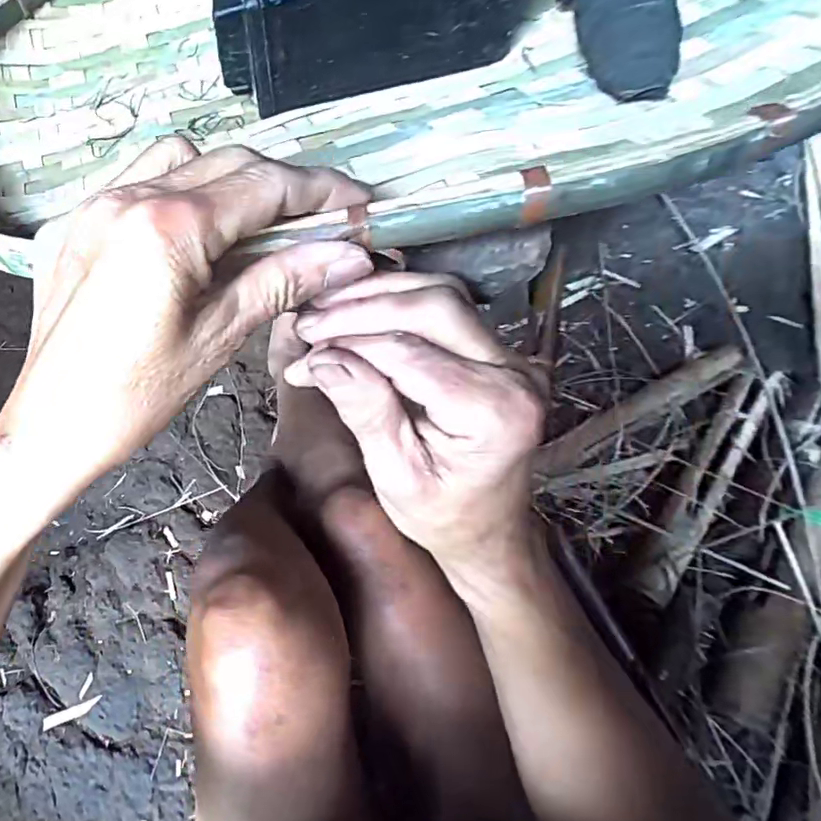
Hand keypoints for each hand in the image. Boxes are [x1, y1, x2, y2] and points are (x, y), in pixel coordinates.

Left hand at [0, 136, 372, 498]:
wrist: (47, 425)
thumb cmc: (134, 396)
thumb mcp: (219, 337)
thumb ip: (284, 280)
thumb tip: (349, 256)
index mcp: (170, 226)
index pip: (266, 185)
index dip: (323, 191)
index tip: (360, 204)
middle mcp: (131, 196)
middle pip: (232, 161)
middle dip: (286, 185)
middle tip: (325, 220)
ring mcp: (98, 202)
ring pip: (187, 156)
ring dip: (235, 176)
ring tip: (262, 221)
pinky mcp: (78, 220)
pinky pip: (143, 175)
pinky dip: (186, 183)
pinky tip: (199, 224)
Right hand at [282, 273, 546, 577]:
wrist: (487, 527)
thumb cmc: (442, 515)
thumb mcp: (395, 476)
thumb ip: (366, 411)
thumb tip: (322, 358)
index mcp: (494, 413)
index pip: (409, 352)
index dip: (349, 343)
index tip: (304, 352)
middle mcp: (515, 376)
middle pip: (435, 307)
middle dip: (364, 305)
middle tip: (310, 319)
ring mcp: (514, 358)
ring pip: (442, 295)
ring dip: (380, 294)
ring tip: (326, 307)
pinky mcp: (500, 351)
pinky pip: (449, 308)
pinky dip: (399, 301)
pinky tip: (360, 306)